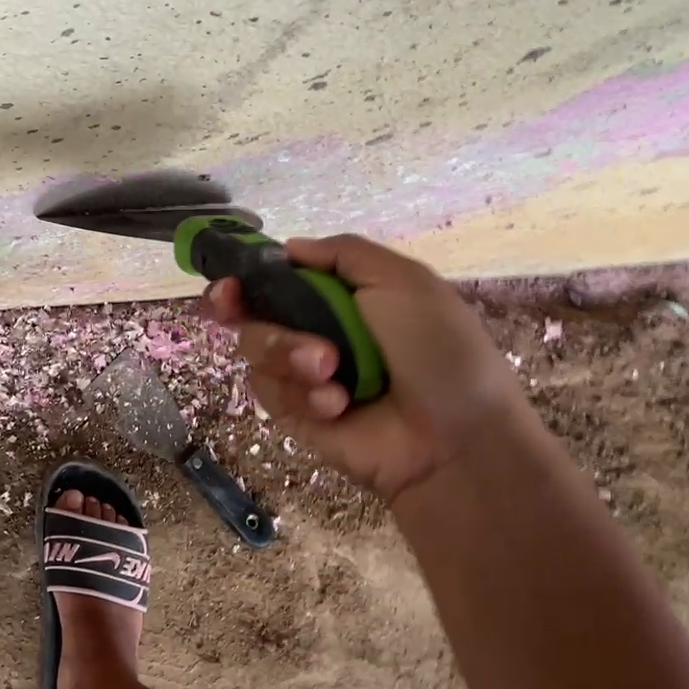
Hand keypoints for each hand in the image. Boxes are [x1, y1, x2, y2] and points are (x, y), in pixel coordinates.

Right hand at [204, 235, 527, 502]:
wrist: (457, 440)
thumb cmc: (439, 352)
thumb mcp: (405, 281)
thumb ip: (344, 252)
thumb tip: (287, 248)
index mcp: (337, 296)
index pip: (274, 278)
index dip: (244, 277)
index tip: (231, 285)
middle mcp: (312, 330)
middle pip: (247, 310)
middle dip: (244, 311)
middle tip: (234, 310)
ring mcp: (300, 372)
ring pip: (255, 347)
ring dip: (288, 353)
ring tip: (330, 372)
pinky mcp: (293, 413)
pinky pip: (268, 389)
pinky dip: (301, 393)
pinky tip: (337, 405)